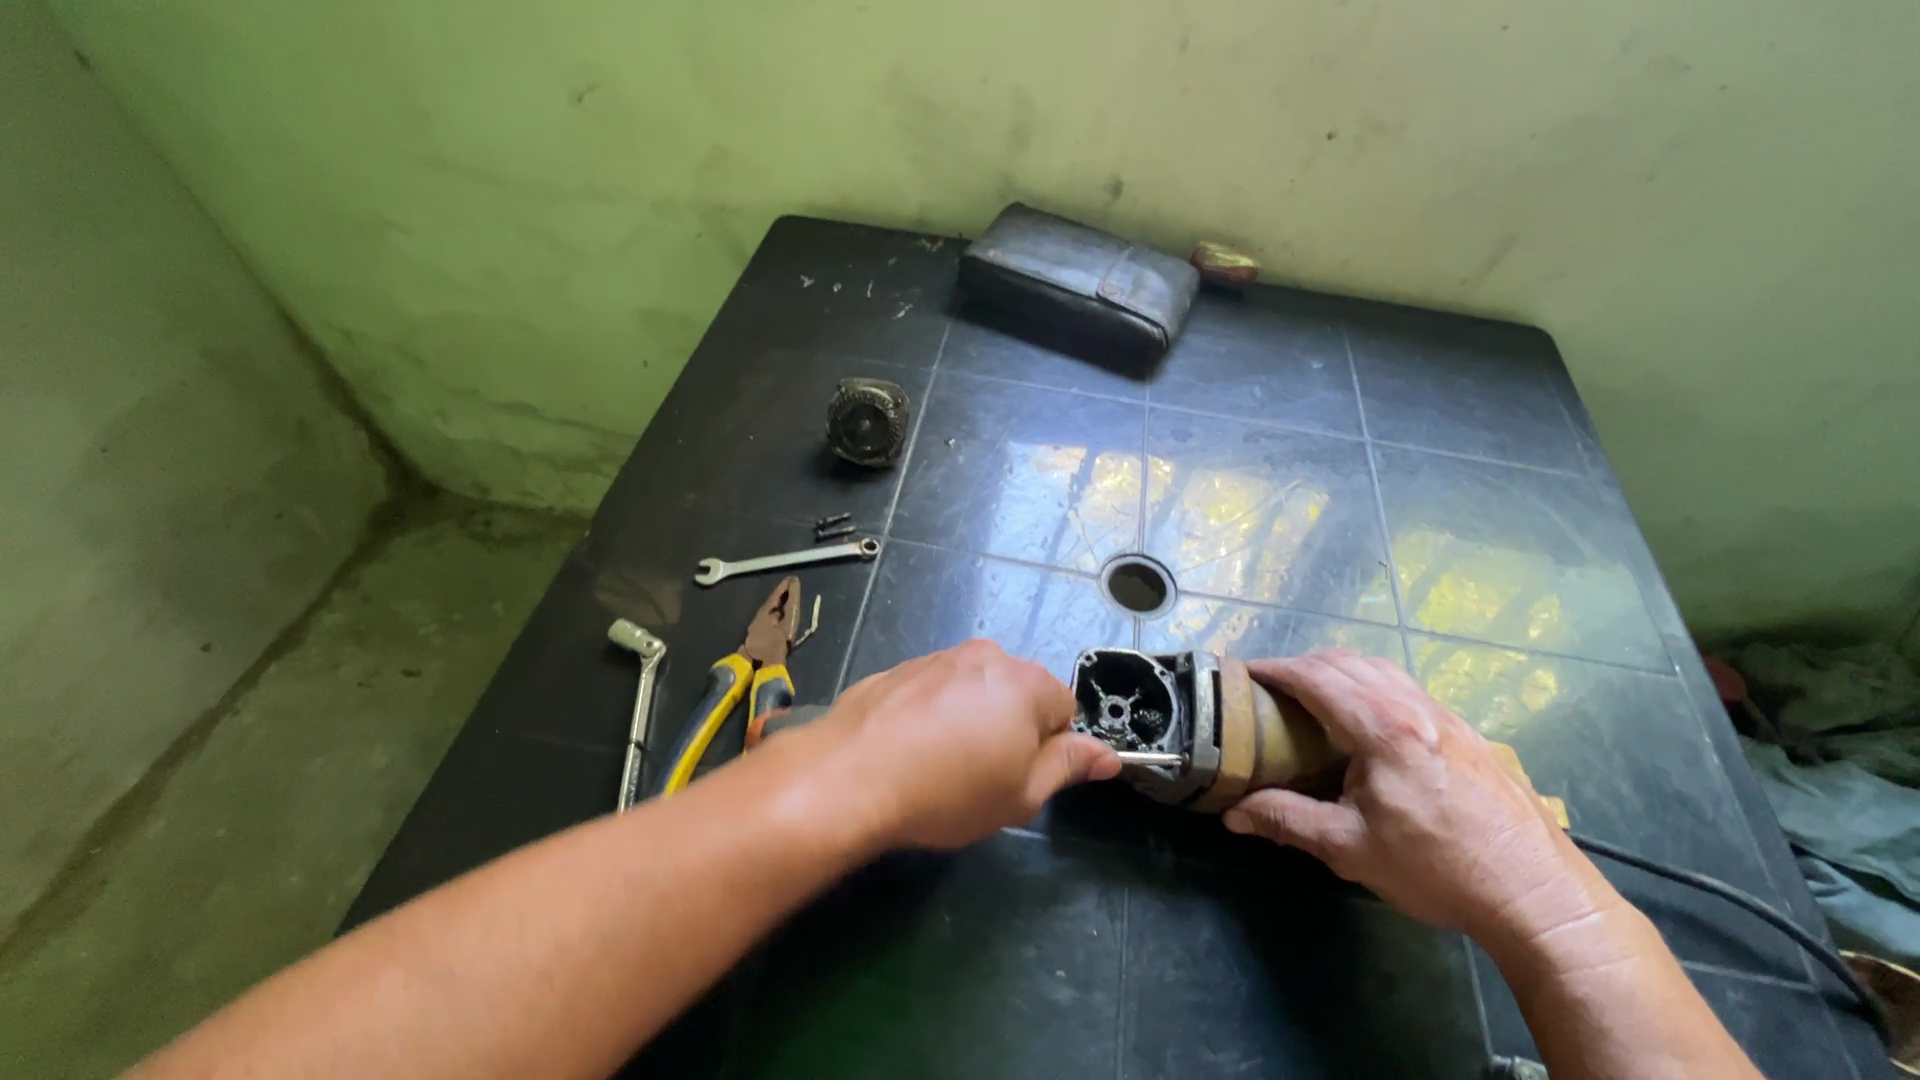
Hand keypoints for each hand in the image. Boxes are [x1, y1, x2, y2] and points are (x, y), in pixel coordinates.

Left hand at [806, 641, 1121, 849]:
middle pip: (1017, 693)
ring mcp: (937, 658)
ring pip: (973, 691)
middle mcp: (985, 657)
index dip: (1047, 749)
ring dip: (969, 720)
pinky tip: (908, 750)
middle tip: (980, 775)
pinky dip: (931, 715)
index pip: (1064, 709)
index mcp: (1025, 683)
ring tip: (938, 765)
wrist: (850, 776)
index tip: (1018, 777)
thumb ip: (1068, 767)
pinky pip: (933, 691)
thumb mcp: (1021, 794)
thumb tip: (1107, 754)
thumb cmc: (948, 792)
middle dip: (1009, 728)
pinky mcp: (898, 669)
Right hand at [1224, 650, 1603, 944]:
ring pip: (1382, 669)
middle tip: (1271, 686)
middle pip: (1348, 662)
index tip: (1245, 674)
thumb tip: (1231, 814)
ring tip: (1313, 694)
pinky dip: (1372, 683)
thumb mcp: (1350, 849)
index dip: (1276, 670)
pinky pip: (1407, 687)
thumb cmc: (1438, 869)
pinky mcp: (1468, 734)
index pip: (1317, 678)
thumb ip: (1287, 821)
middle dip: (1303, 664)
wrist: (1538, 896)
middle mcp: (1416, 708)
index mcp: (1383, 729)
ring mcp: (1448, 718)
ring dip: (1340, 669)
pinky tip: (1367, 718)